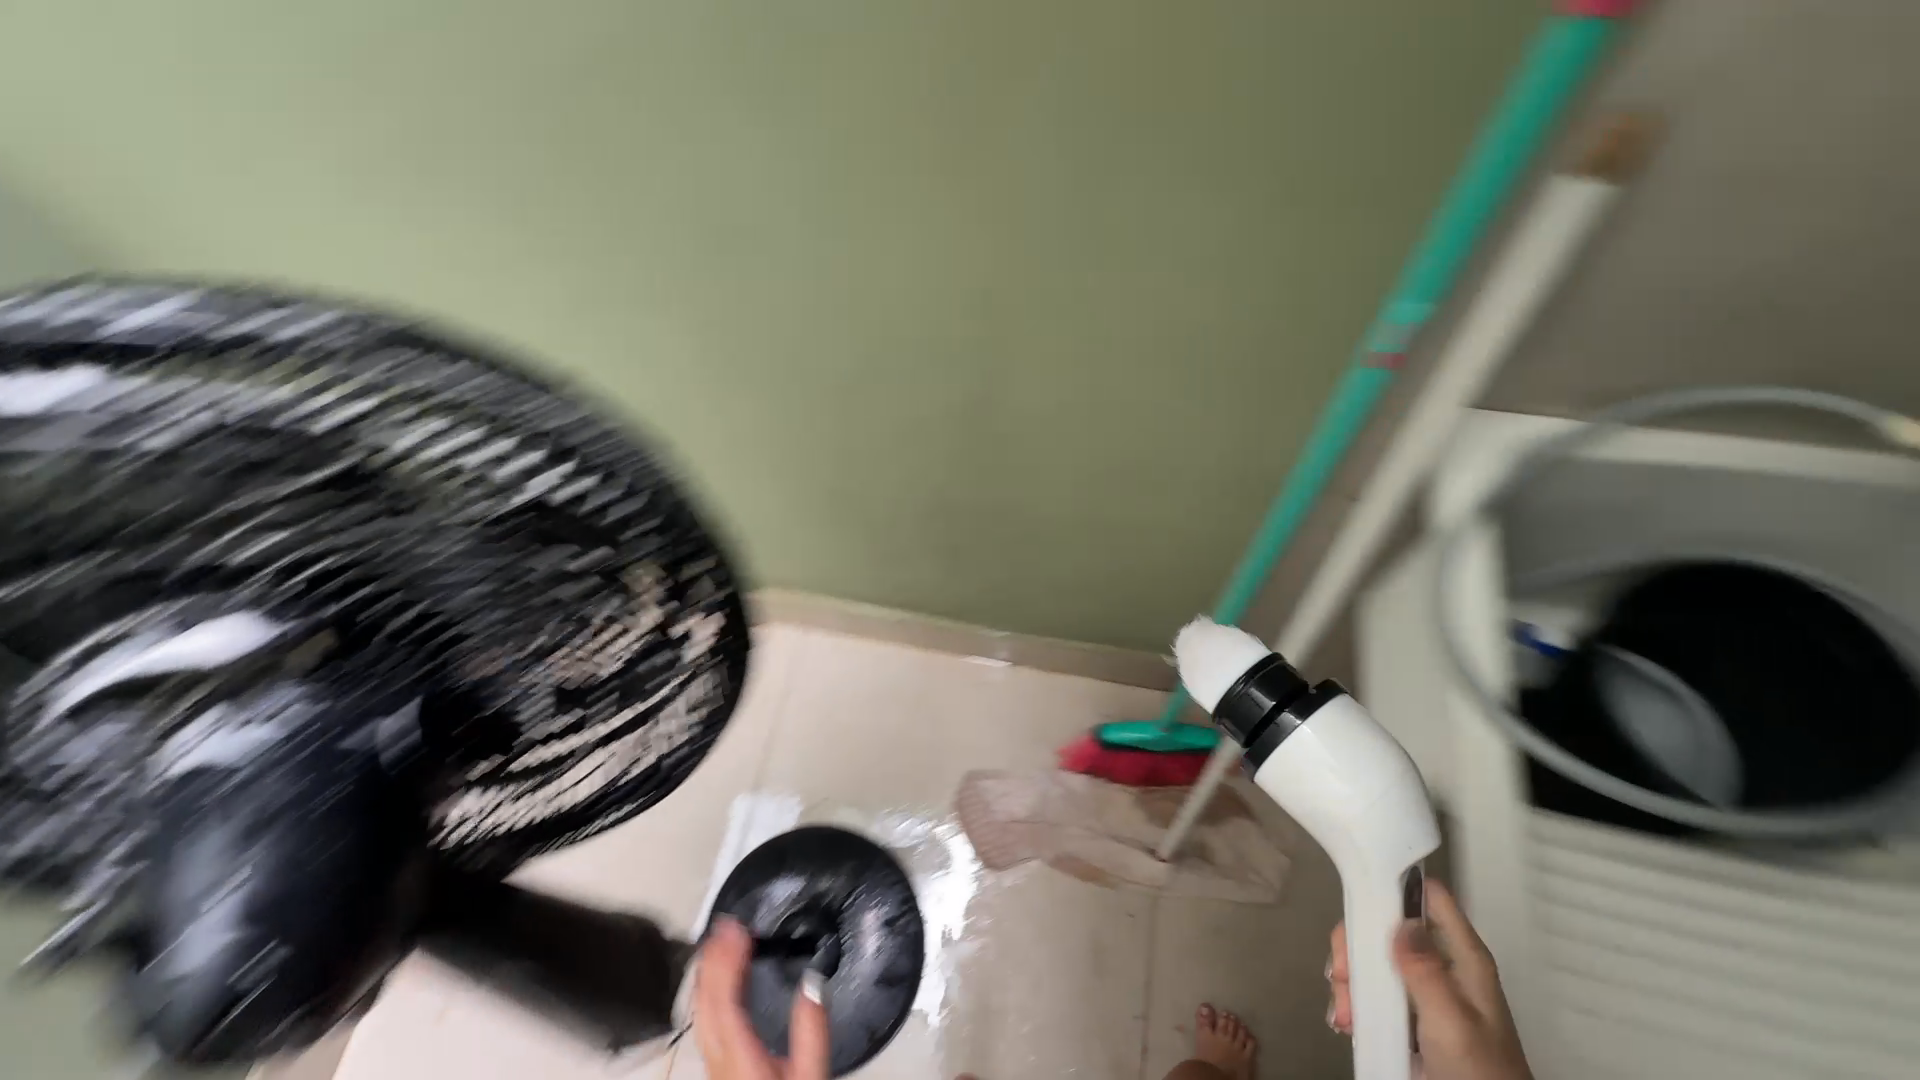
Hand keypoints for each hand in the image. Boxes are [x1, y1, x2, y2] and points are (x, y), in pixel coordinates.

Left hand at [694, 917, 830, 1079]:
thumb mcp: (812, 1076)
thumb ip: (812, 1030)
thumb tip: (814, 983)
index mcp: (743, 1058)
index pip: (725, 1000)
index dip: (726, 960)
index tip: (735, 930)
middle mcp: (720, 1062)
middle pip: (704, 1003)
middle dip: (712, 959)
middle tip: (724, 926)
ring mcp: (713, 1067)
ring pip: (698, 1013)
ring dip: (707, 974)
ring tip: (717, 945)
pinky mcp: (715, 1070)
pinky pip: (704, 1021)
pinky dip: (708, 993)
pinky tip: (716, 984)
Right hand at [1327, 879, 1531, 1079]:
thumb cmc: (1478, 1072)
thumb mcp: (1452, 1023)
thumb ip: (1426, 971)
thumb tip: (1401, 920)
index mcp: (1463, 957)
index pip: (1430, 896)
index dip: (1394, 885)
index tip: (1357, 898)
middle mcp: (1442, 964)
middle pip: (1387, 927)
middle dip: (1356, 947)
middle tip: (1339, 976)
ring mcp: (1424, 990)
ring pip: (1373, 959)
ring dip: (1349, 980)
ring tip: (1344, 1014)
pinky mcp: (1409, 1016)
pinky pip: (1372, 991)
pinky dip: (1353, 1001)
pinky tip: (1346, 1022)